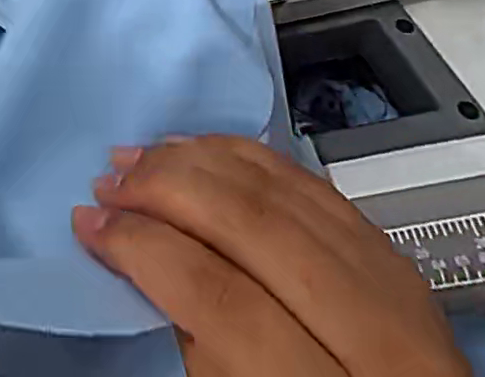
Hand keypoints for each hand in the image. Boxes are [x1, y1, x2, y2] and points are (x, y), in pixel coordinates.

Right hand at [74, 135, 469, 376]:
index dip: (143, 248)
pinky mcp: (393, 253)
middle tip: (110, 180)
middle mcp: (381, 335)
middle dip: (164, 189)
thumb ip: (193, 337)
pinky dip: (244, 155)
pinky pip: (308, 181)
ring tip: (140, 155)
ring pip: (280, 190)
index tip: (88, 222)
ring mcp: (395, 283)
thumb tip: (137, 250)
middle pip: (251, 224)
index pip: (219, 295)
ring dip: (196, 159)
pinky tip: (197, 147)